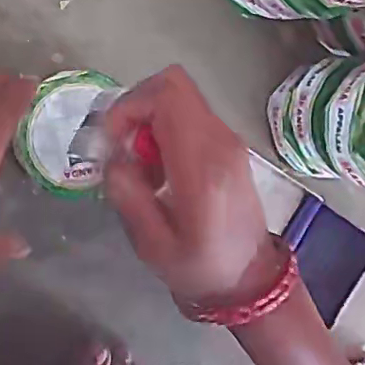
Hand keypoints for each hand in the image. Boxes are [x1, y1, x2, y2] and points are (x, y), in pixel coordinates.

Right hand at [102, 66, 282, 308]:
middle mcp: (219, 142)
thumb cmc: (201, 267)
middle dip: (135, 108)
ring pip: (178, 97)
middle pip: (172, 84)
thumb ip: (127, 194)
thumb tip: (114, 157)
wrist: (251, 279)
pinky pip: (188, 115)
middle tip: (124, 149)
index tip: (113, 140)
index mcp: (202, 166)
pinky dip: (163, 130)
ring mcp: (227, 139)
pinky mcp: (227, 144)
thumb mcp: (152, 244)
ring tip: (143, 167)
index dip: (129, 106)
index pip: (167, 96)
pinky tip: (160, 170)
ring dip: (149, 121)